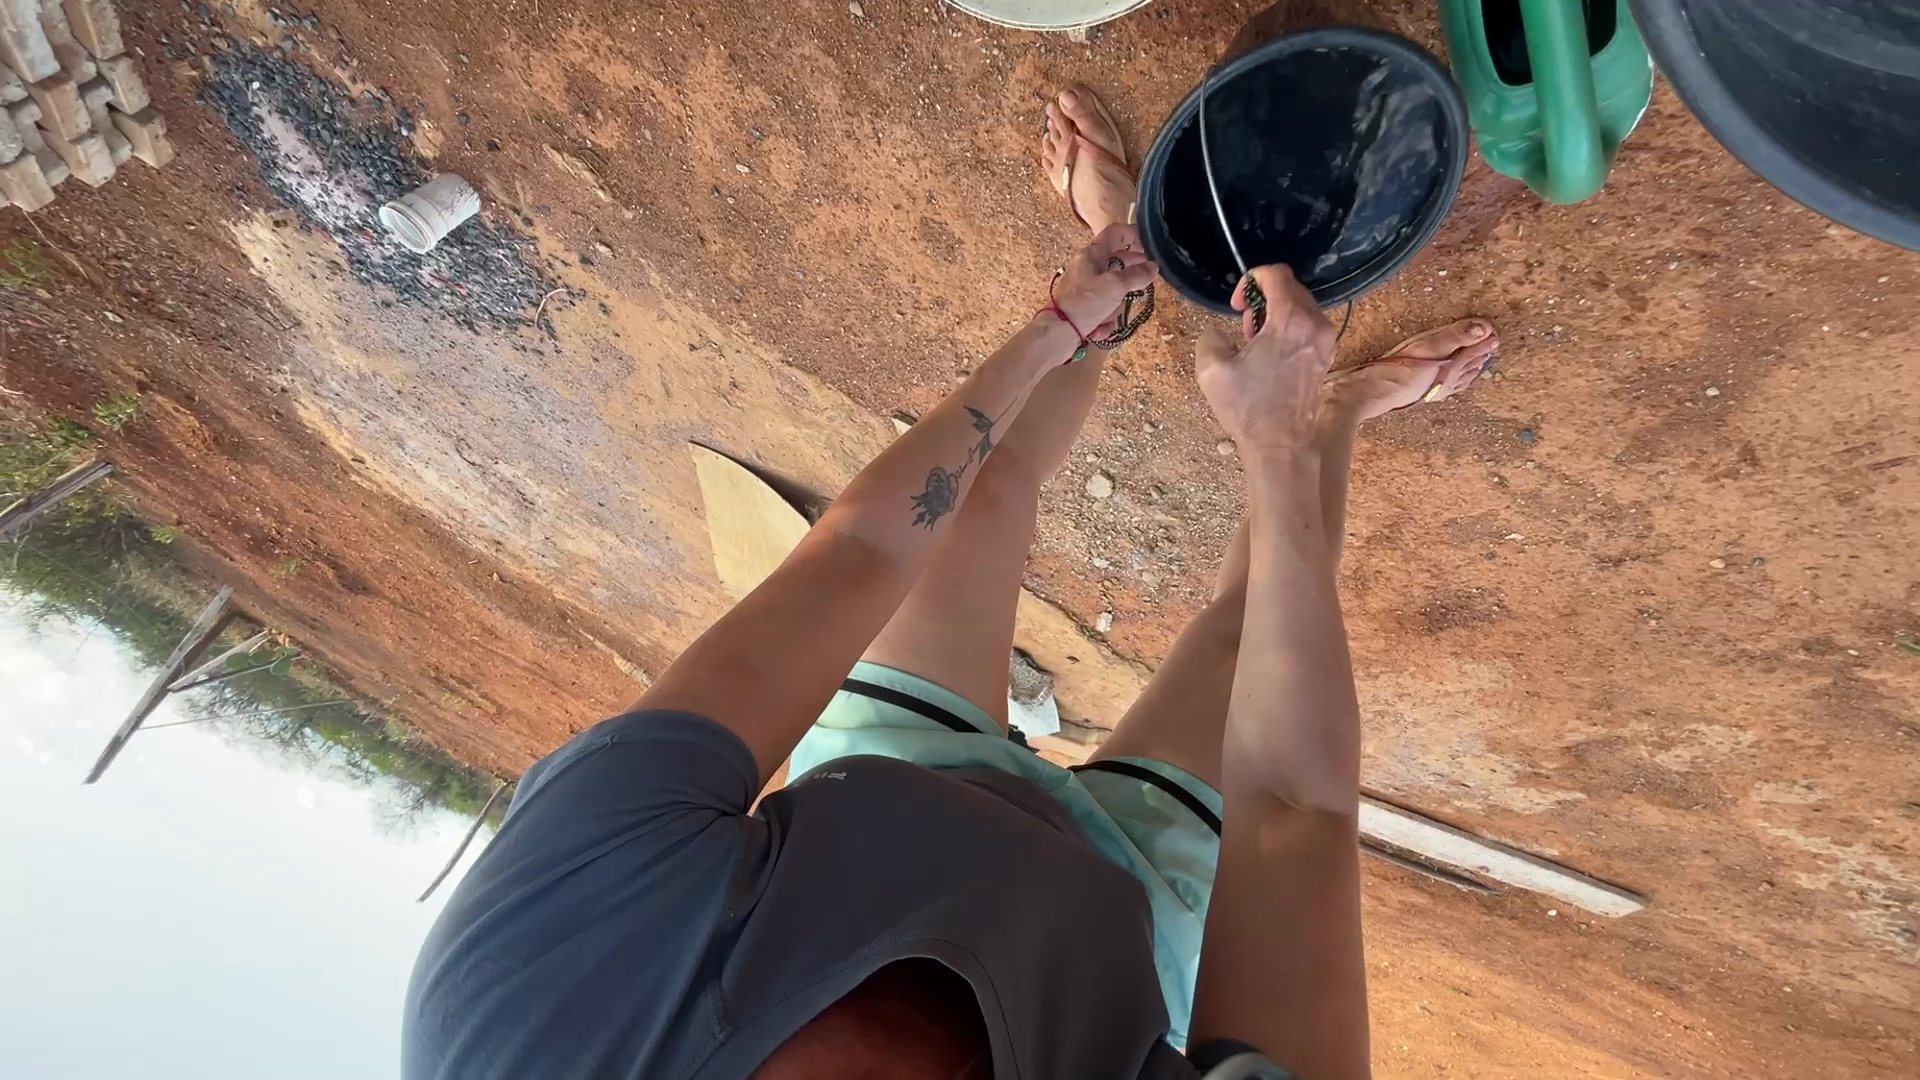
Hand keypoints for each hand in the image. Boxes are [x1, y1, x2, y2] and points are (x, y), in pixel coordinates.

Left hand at [1051, 223, 1157, 338]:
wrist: (1056, 334)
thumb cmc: (1084, 304)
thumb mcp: (1115, 286)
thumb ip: (1137, 275)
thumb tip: (1153, 268)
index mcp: (1092, 254)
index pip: (1115, 233)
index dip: (1134, 235)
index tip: (1150, 247)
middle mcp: (1087, 269)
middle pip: (1116, 264)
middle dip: (1130, 276)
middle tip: (1145, 281)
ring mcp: (1084, 290)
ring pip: (1112, 292)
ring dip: (1114, 307)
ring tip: (1110, 315)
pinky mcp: (1082, 310)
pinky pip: (1102, 312)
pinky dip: (1103, 322)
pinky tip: (1099, 329)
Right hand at [1195, 265, 1335, 452]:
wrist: (1279, 443)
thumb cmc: (1247, 408)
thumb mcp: (1211, 370)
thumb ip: (1209, 337)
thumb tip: (1217, 331)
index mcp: (1290, 321)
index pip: (1277, 274)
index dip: (1251, 279)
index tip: (1237, 302)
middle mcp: (1315, 324)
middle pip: (1291, 288)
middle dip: (1263, 297)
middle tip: (1242, 322)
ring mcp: (1325, 340)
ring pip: (1301, 306)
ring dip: (1275, 313)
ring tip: (1253, 340)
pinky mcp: (1325, 355)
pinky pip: (1308, 325)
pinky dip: (1288, 328)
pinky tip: (1269, 352)